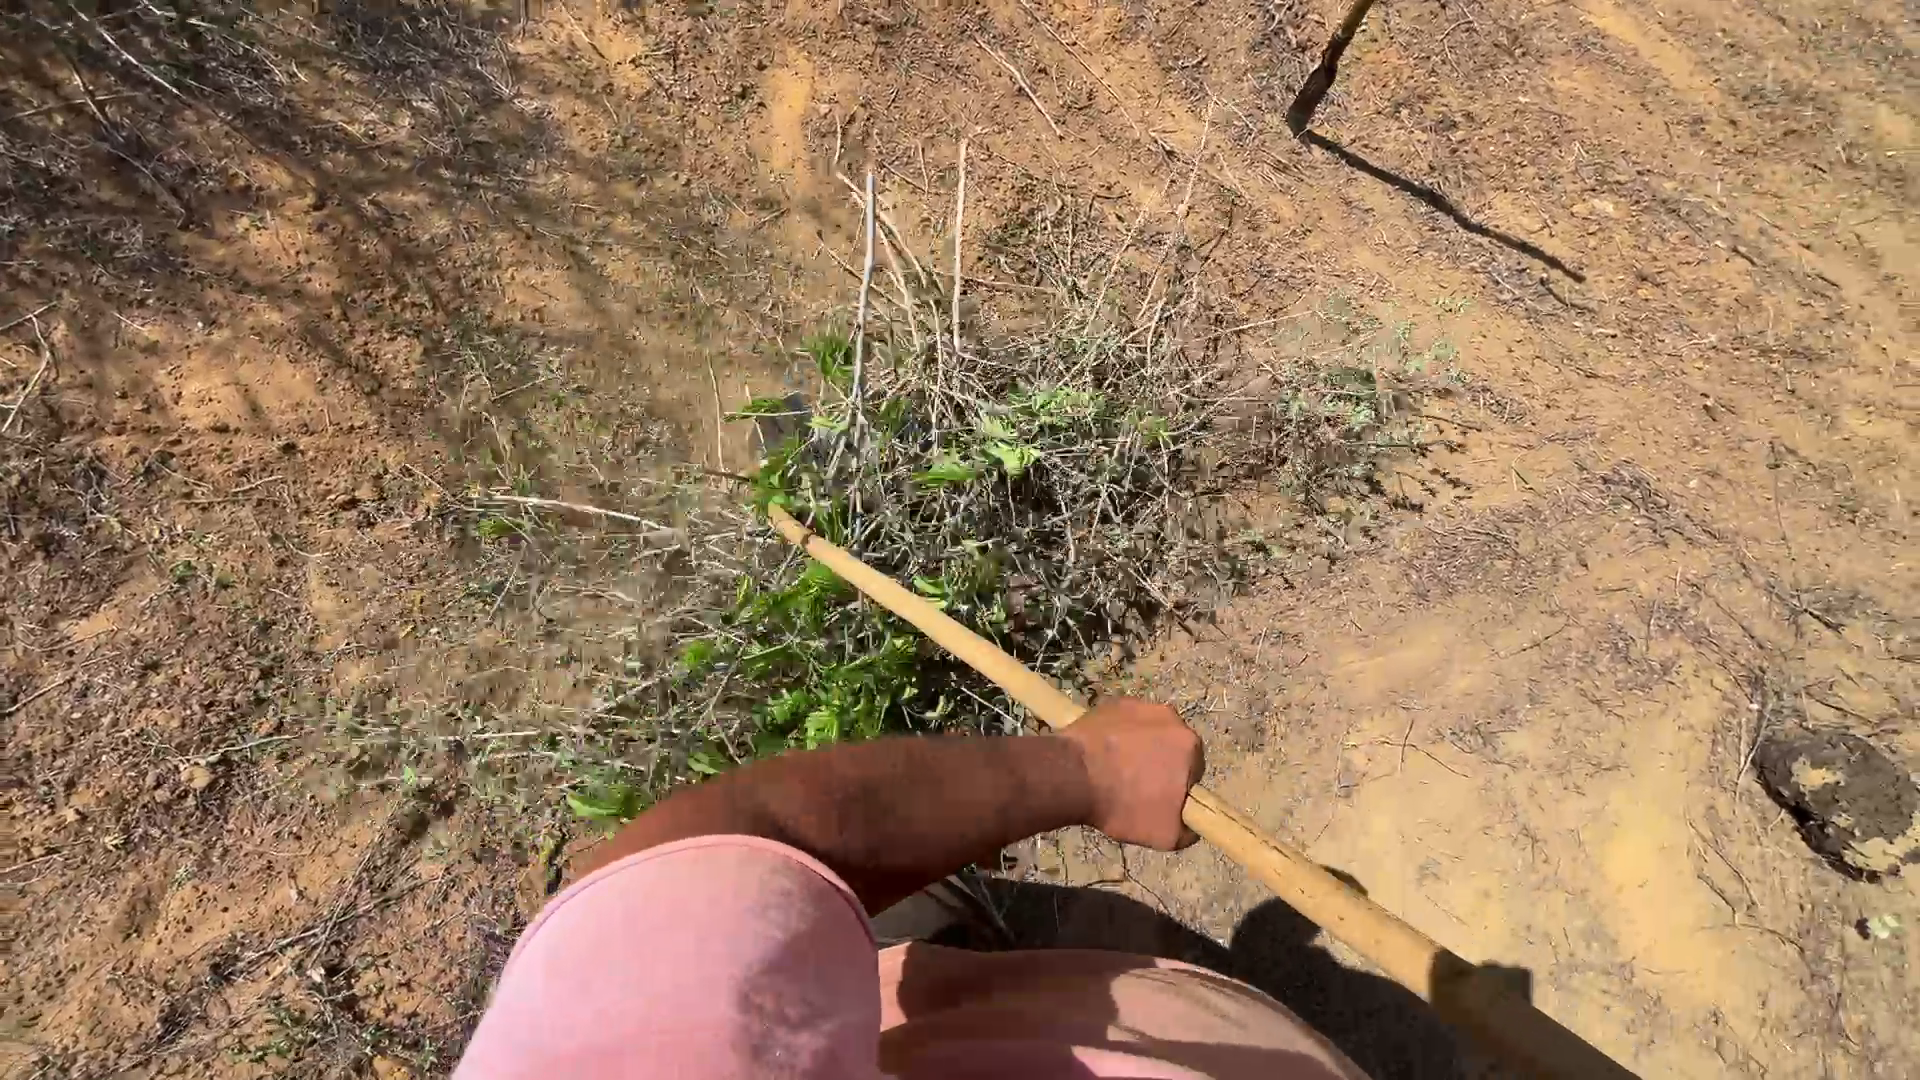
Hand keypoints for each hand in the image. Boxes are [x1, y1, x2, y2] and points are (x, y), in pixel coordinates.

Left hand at [1060, 697, 1203, 849]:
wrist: (1072, 775)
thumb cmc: (1123, 804)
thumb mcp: (1167, 835)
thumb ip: (1189, 829)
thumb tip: (1190, 822)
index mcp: (1190, 744)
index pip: (1193, 770)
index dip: (1177, 788)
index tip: (1157, 798)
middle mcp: (1169, 717)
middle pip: (1171, 746)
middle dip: (1159, 763)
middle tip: (1136, 785)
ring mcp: (1138, 705)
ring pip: (1147, 732)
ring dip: (1139, 747)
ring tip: (1116, 769)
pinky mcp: (1112, 703)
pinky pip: (1124, 723)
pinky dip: (1118, 735)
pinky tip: (1103, 753)